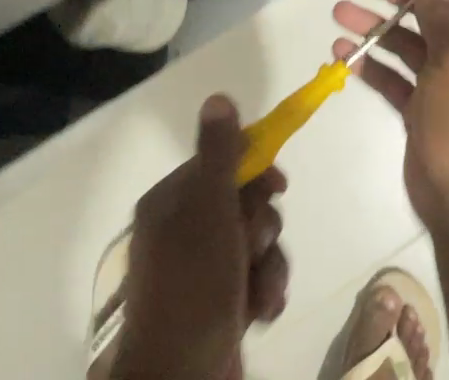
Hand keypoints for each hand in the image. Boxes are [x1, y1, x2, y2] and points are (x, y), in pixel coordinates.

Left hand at [114, 95, 289, 379]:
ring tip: (259, 289)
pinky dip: (265, 289)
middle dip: (261, 224)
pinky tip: (261, 310)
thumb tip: (218, 97)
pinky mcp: (221, 301)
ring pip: (257, 241)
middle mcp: (184, 231)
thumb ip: (219, 155)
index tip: (278, 184)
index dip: (253, 170)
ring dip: (269, 262)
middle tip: (254, 244)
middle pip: (244, 202)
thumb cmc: (193, 286)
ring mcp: (202, 269)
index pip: (220, 163)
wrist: (181, 377)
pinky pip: (257, 275)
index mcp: (171, 203)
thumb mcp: (208, 211)